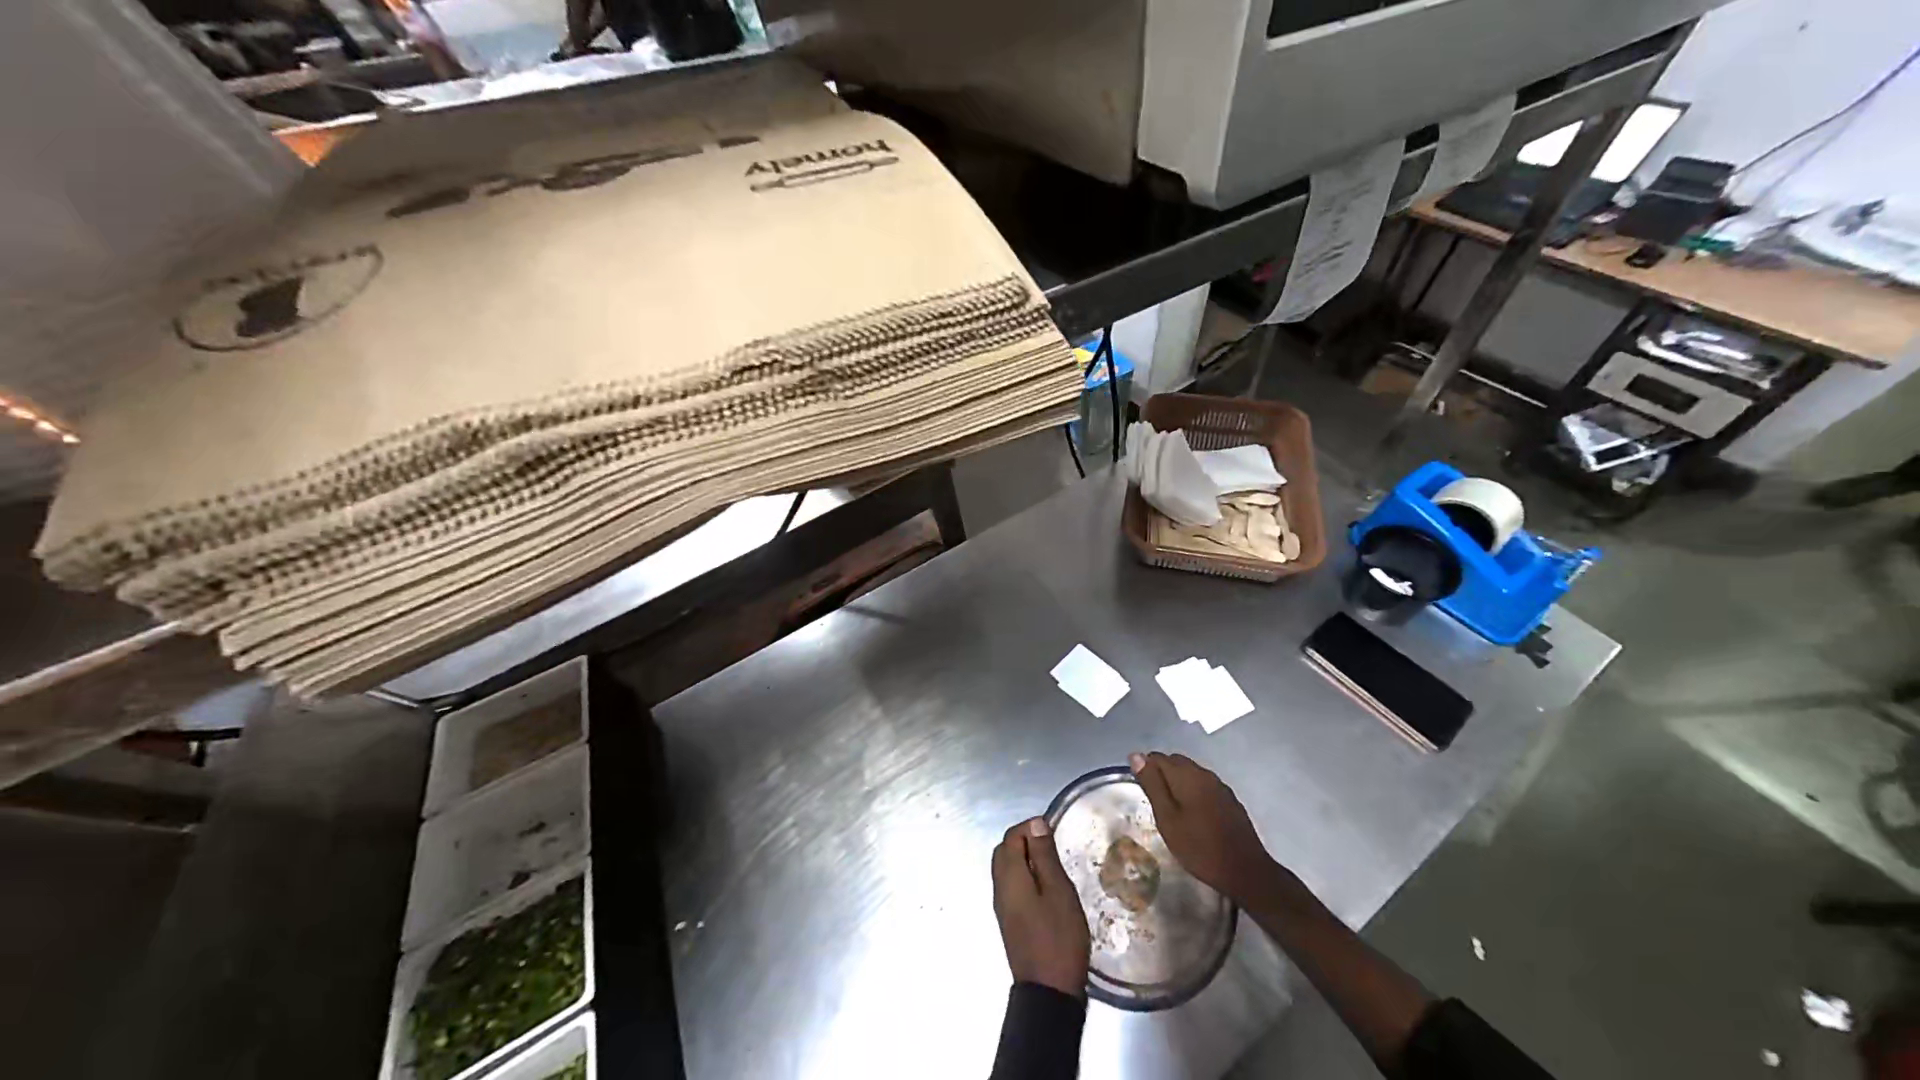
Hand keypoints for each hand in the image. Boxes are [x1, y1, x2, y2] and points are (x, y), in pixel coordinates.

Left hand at [992, 817, 1090, 997]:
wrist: (1048, 992)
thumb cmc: (1058, 937)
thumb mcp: (1058, 891)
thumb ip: (1045, 856)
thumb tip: (1035, 824)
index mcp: (1008, 877)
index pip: (1010, 837)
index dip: (1029, 828)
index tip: (1053, 830)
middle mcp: (999, 888)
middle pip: (1004, 852)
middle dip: (1026, 842)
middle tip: (1054, 846)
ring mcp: (1003, 907)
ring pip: (1008, 870)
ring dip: (1026, 861)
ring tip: (1055, 866)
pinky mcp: (1011, 922)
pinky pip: (1013, 888)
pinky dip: (1026, 878)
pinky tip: (1048, 889)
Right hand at [1131, 751, 1287, 905]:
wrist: (1245, 871)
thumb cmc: (1199, 847)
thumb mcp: (1167, 818)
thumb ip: (1152, 784)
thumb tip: (1136, 756)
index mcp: (1187, 775)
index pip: (1158, 758)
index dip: (1145, 770)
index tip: (1141, 792)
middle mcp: (1205, 774)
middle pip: (1176, 763)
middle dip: (1161, 775)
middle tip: (1154, 803)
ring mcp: (1221, 787)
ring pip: (1191, 774)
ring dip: (1178, 784)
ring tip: (1171, 810)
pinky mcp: (1230, 801)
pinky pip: (1205, 787)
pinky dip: (1193, 793)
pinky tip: (1193, 815)